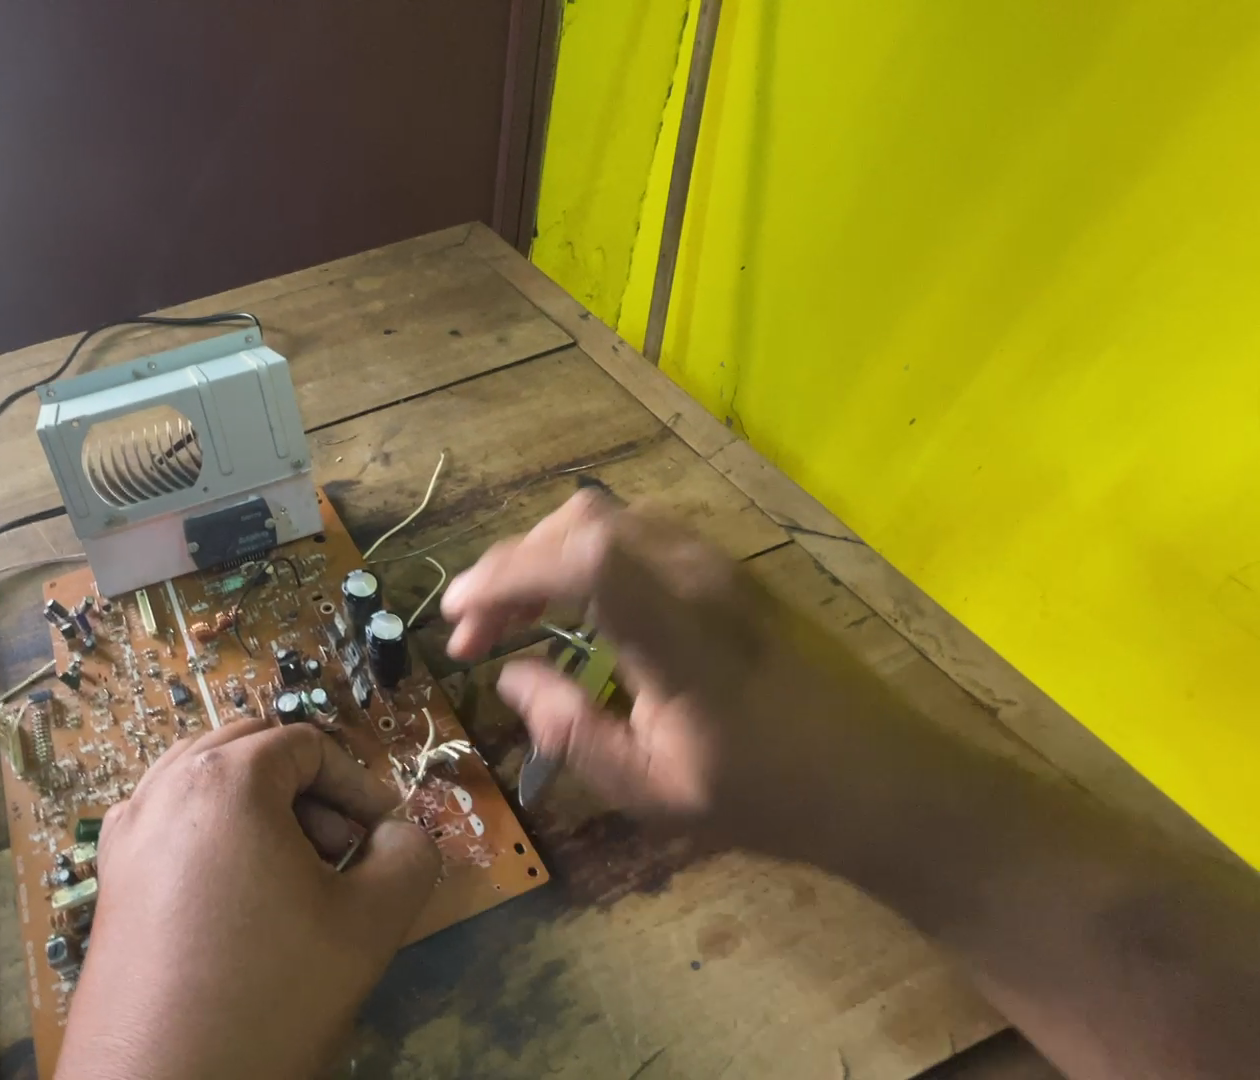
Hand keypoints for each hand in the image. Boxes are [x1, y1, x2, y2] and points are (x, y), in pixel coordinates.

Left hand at [55, 718, 440, 1079]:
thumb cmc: (268, 993)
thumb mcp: (368, 924)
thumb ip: (409, 855)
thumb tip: (400, 832)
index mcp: (225, 776)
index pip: (307, 744)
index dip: (357, 783)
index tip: (382, 834)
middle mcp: (167, 783)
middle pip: (254, 748)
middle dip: (308, 788)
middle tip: (339, 851)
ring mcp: (130, 826)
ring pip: (209, 777)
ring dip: (261, 805)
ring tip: (291, 871)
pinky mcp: (113, 871)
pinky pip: (172, 817)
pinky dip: (213, 828)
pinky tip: (234, 887)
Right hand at [441, 488, 918, 856]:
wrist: (887, 783)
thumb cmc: (769, 796)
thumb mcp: (654, 789)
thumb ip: (570, 730)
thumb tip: (509, 674)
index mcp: (685, 634)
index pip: (583, 560)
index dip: (507, 574)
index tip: (458, 619)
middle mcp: (698, 576)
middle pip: (579, 525)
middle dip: (506, 570)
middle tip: (469, 633)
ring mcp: (714, 562)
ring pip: (600, 518)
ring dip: (537, 557)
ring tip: (506, 615)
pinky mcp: (721, 565)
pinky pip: (628, 531)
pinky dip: (574, 554)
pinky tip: (563, 598)